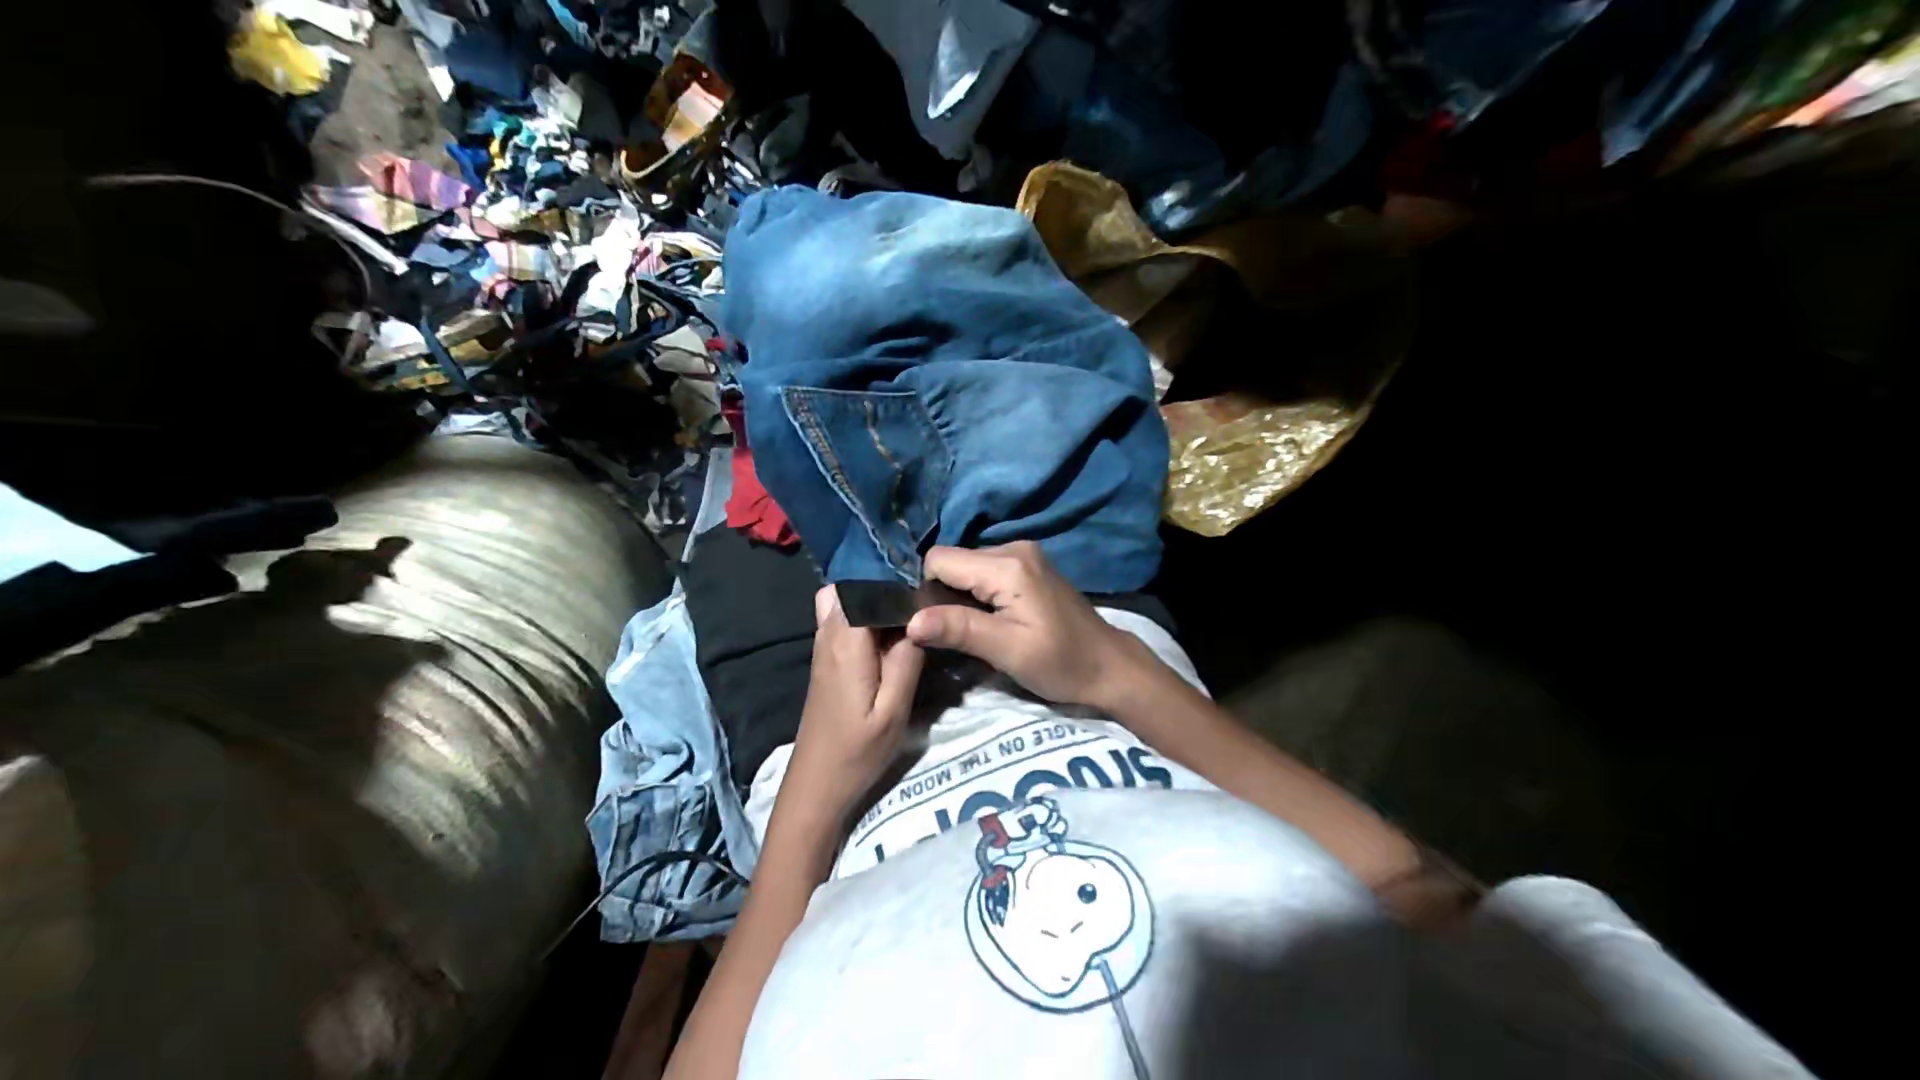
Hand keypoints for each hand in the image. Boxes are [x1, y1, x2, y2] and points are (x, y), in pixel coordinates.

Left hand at [788, 586, 925, 816]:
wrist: (817, 785)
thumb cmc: (857, 752)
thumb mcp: (894, 711)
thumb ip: (906, 659)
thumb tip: (919, 620)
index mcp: (846, 643)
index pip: (867, 587)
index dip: (897, 586)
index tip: (927, 601)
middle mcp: (829, 635)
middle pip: (854, 588)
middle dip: (887, 590)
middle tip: (922, 612)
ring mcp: (824, 647)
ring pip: (846, 601)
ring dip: (876, 604)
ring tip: (910, 625)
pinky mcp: (826, 660)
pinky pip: (844, 620)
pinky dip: (866, 619)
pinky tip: (891, 642)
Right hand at [905, 542, 1151, 708]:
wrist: (1109, 666)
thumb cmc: (1061, 662)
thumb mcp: (1008, 651)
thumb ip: (959, 630)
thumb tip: (910, 622)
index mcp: (1007, 564)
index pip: (939, 560)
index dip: (929, 593)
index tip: (940, 627)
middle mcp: (1013, 547)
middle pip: (953, 561)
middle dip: (946, 595)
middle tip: (961, 634)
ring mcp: (1023, 553)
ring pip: (967, 567)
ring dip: (962, 596)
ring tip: (980, 629)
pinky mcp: (1028, 564)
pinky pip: (985, 571)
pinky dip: (979, 594)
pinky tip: (994, 619)